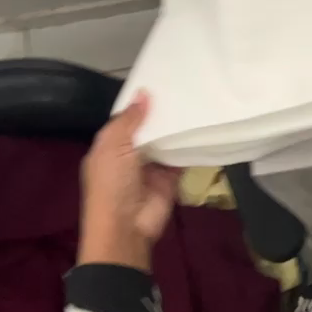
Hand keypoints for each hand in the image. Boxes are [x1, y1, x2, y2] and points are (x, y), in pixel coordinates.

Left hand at [79, 93, 181, 271]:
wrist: (126, 227)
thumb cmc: (111, 185)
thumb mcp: (113, 147)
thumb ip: (129, 120)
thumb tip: (143, 93)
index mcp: (109, 147)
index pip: (125, 120)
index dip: (139, 104)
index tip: (158, 83)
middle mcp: (130, 155)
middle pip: (148, 129)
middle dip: (161, 114)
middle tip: (183, 88)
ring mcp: (151, 166)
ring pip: (165, 141)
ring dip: (176, 128)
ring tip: (195, 101)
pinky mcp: (170, 177)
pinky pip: (181, 157)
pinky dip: (189, 146)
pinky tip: (201, 126)